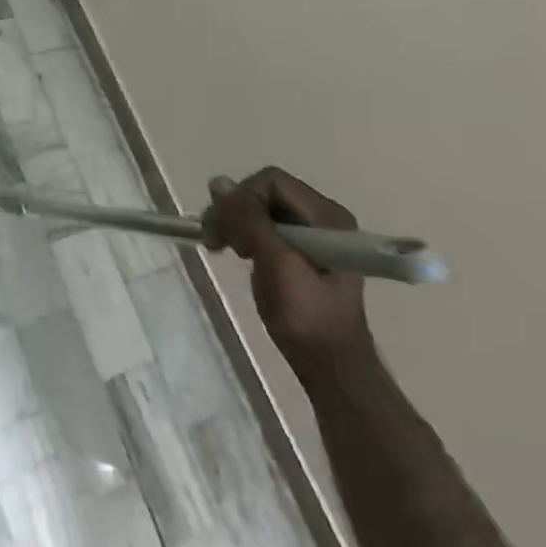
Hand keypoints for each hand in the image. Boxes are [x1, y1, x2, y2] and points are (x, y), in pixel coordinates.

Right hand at [208, 168, 373, 372]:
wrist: (329, 365)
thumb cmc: (307, 316)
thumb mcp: (276, 265)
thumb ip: (249, 221)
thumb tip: (217, 183)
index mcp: (326, 216)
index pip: (271, 181)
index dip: (243, 199)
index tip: (226, 230)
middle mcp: (321, 217)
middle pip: (265, 194)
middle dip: (236, 213)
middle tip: (216, 241)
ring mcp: (311, 235)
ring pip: (260, 210)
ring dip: (236, 225)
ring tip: (222, 248)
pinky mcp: (300, 251)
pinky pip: (264, 228)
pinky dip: (245, 236)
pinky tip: (238, 254)